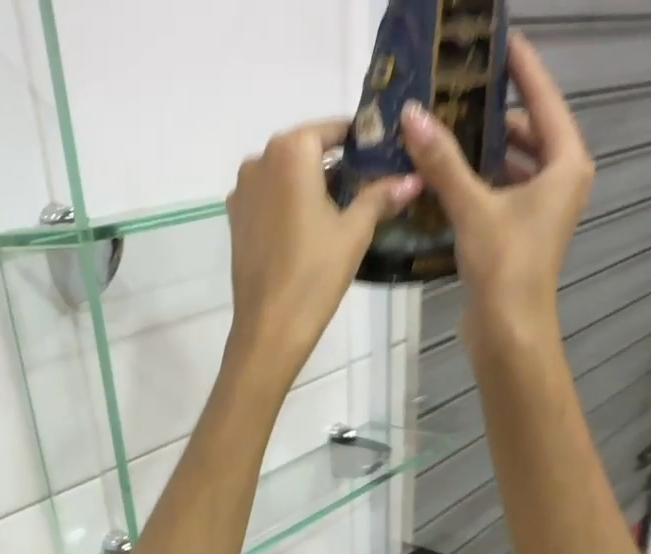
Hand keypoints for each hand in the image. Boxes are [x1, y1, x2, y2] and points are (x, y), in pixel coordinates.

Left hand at [224, 120, 421, 379]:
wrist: (269, 326)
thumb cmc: (315, 273)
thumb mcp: (354, 230)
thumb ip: (381, 196)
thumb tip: (414, 178)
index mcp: (290, 151)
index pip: (334, 129)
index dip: (362, 140)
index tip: (385, 154)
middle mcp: (259, 161)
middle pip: (307, 150)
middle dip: (338, 162)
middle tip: (373, 181)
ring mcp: (242, 191)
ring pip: (287, 174)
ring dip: (315, 183)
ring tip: (348, 205)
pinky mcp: (236, 219)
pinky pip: (271, 198)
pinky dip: (292, 202)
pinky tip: (315, 225)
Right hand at [399, 35, 593, 359]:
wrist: (509, 329)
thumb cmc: (505, 265)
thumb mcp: (472, 206)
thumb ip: (442, 161)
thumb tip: (413, 115)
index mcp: (566, 165)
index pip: (543, 101)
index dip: (523, 69)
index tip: (502, 41)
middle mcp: (560, 181)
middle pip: (528, 131)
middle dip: (493, 112)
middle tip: (456, 91)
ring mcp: (540, 208)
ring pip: (511, 162)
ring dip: (480, 149)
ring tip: (442, 129)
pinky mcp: (518, 231)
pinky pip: (498, 188)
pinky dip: (475, 178)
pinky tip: (443, 175)